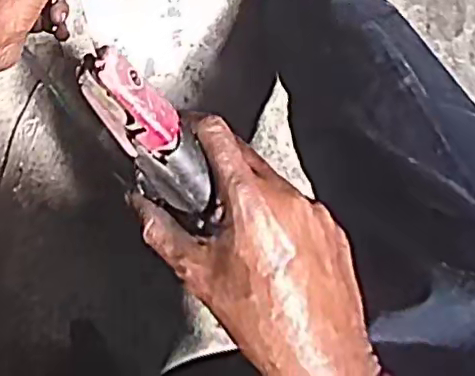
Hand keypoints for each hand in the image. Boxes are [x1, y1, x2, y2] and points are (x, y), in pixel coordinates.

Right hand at [132, 116, 378, 375]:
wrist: (324, 364)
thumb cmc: (268, 327)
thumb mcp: (201, 276)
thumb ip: (163, 232)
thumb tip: (142, 207)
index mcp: (251, 200)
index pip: (219, 133)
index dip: (196, 124)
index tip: (186, 127)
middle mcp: (286, 197)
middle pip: (244, 154)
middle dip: (221, 166)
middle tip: (206, 192)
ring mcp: (314, 211)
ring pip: (272, 180)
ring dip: (252, 193)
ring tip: (241, 232)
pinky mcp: (332, 229)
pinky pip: (299, 205)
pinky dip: (281, 215)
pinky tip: (273, 249)